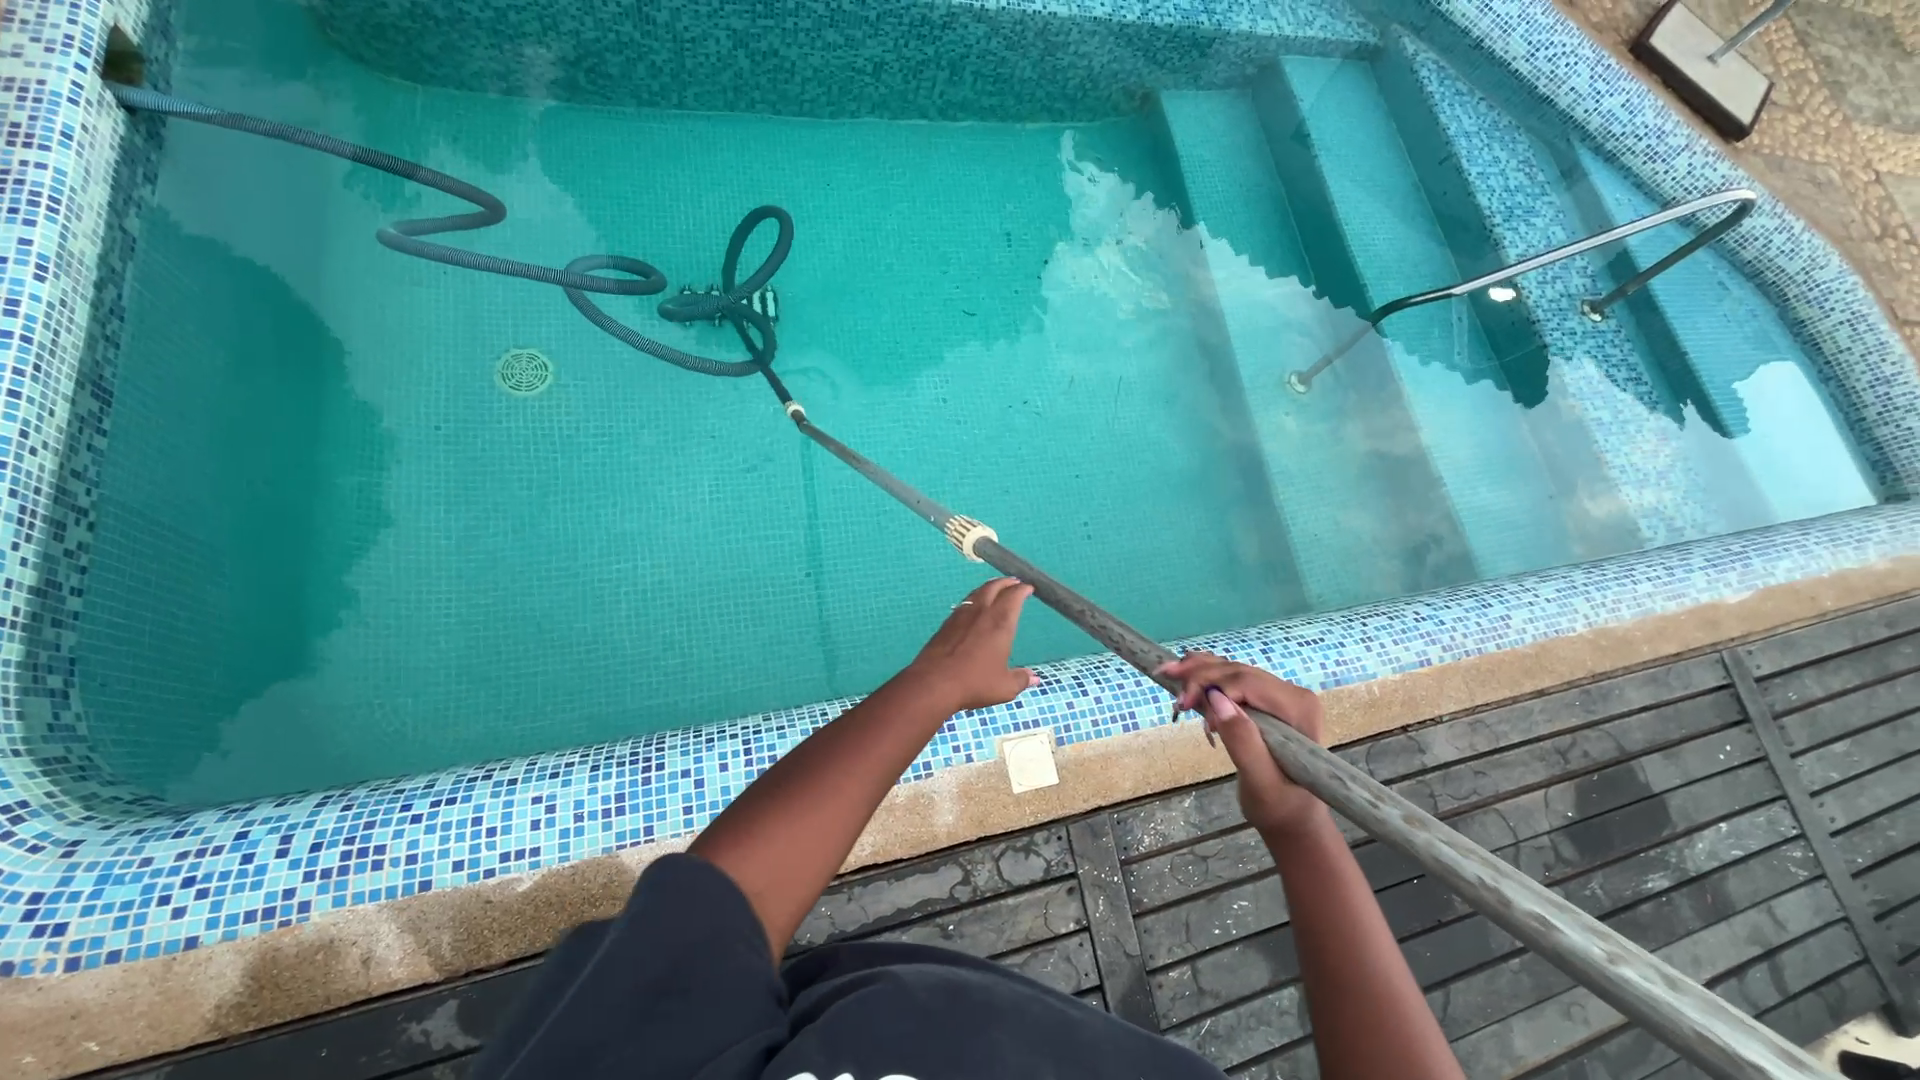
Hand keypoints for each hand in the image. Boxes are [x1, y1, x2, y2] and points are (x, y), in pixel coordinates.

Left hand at [904, 578, 1037, 711]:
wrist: (934, 682)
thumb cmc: (974, 683)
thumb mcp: (1004, 686)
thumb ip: (1021, 679)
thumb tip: (1034, 677)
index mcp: (1000, 623)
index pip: (1014, 597)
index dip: (1022, 590)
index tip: (1028, 587)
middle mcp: (981, 613)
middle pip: (994, 587)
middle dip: (1006, 582)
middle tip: (1014, 581)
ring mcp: (961, 616)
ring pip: (977, 592)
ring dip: (988, 587)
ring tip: (994, 588)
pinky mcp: (946, 623)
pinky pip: (964, 603)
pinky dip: (973, 598)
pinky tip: (973, 606)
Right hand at [1159, 652, 1325, 836]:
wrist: (1291, 816)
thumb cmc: (1278, 805)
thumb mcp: (1260, 781)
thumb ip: (1243, 741)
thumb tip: (1216, 699)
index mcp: (1297, 710)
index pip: (1245, 682)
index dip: (1210, 686)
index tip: (1182, 707)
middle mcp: (1293, 694)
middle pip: (1237, 673)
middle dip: (1200, 677)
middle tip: (1170, 690)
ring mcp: (1280, 695)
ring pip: (1233, 671)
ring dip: (1200, 672)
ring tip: (1169, 672)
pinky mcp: (1267, 701)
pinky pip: (1234, 679)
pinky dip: (1208, 676)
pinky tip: (1187, 672)